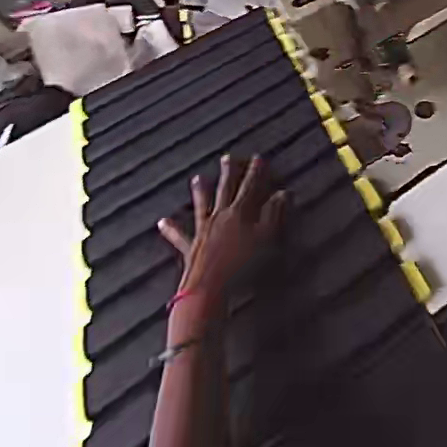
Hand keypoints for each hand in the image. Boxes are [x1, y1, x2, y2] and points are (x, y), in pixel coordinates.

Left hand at [157, 155, 285, 314]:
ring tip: (197, 178)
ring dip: (200, 191)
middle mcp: (220, 216)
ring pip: (202, 205)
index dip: (255, 172)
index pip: (250, 186)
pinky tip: (162, 222)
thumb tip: (284, 192)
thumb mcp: (266, 238)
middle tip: (227, 157)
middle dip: (228, 173)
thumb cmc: (243, 265)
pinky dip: (171, 229)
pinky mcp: (190, 248)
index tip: (257, 158)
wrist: (209, 289)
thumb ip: (274, 214)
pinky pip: (179, 236)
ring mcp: (203, 230)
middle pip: (225, 189)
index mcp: (240, 213)